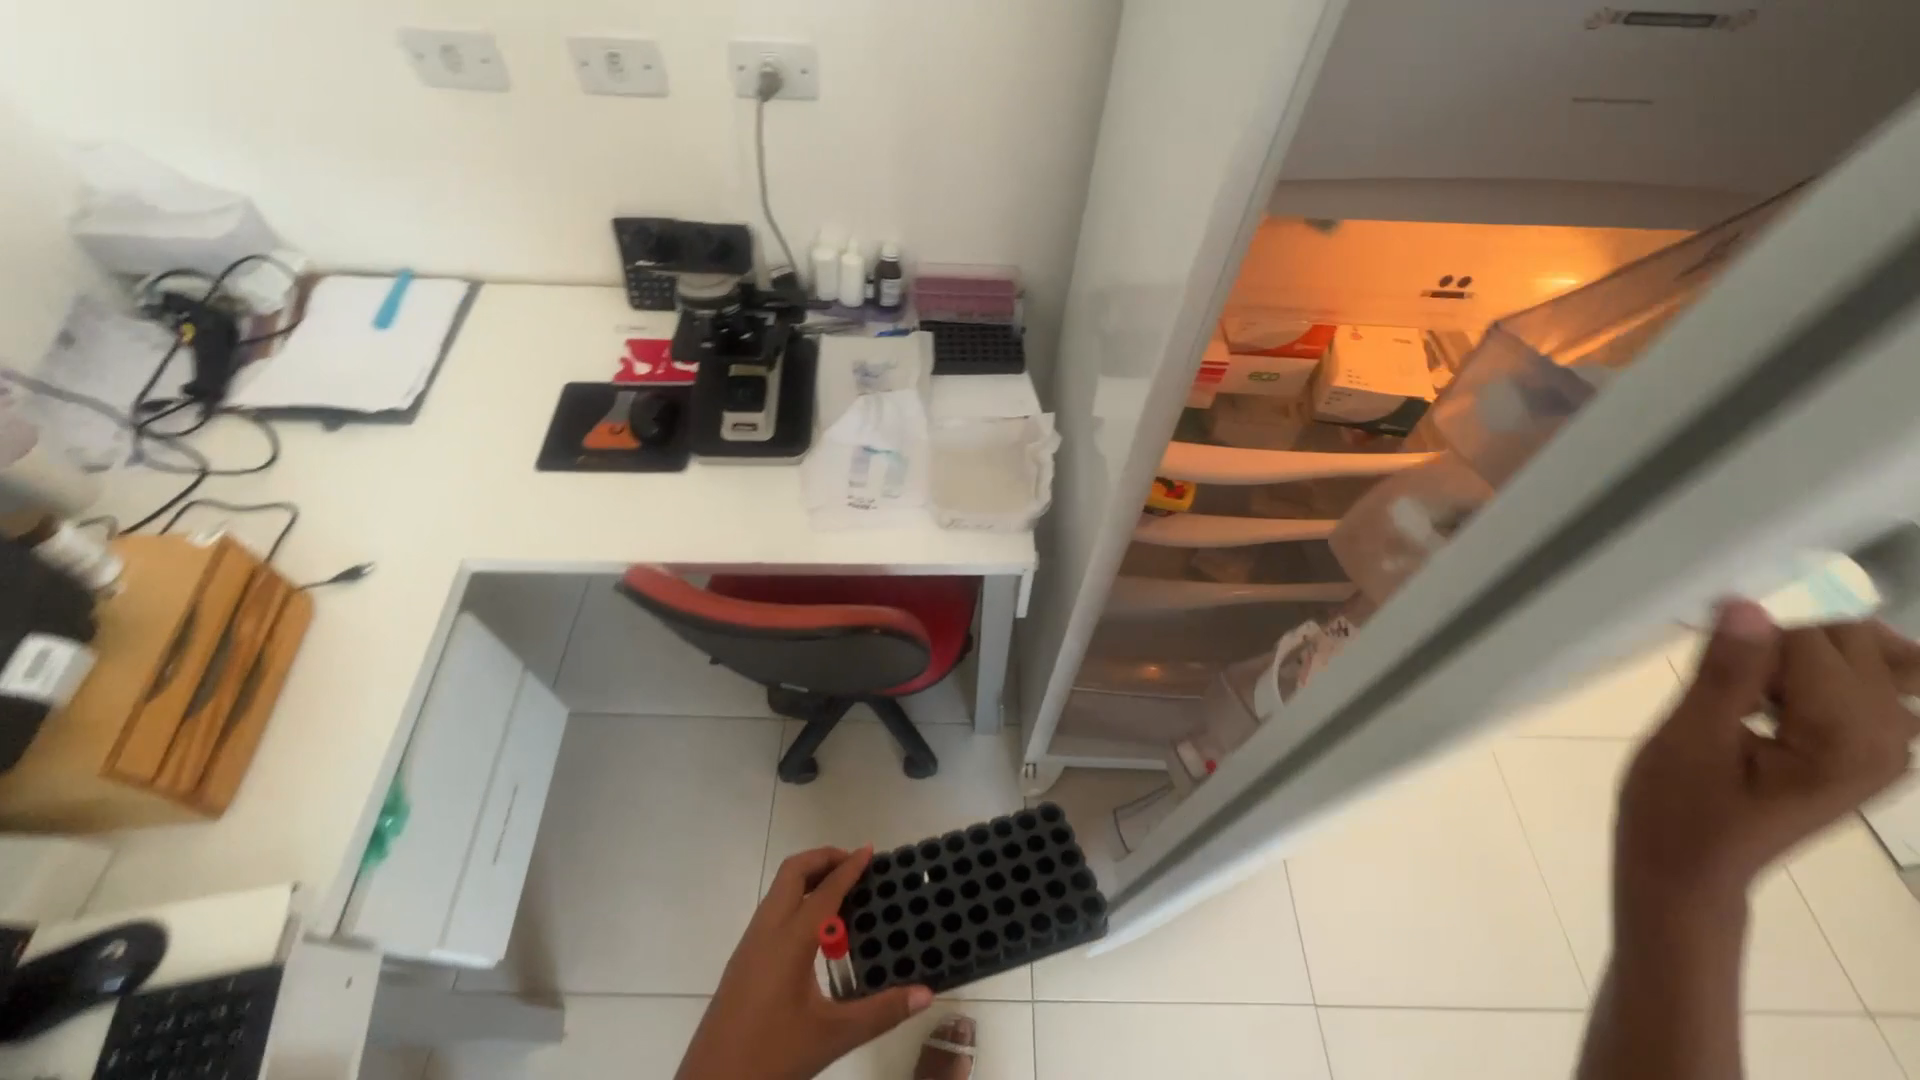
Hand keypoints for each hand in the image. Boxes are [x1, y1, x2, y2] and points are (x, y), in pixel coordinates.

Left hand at [677, 846, 932, 1079]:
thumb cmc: (772, 1057)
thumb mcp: (834, 1036)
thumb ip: (882, 1012)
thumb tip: (926, 994)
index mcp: (790, 941)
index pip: (825, 890)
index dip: (849, 867)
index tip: (869, 851)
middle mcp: (766, 932)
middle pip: (792, 873)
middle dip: (823, 859)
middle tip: (854, 864)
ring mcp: (750, 946)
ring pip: (778, 891)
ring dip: (808, 879)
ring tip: (842, 891)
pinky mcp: (743, 962)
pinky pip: (772, 912)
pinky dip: (797, 901)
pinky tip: (817, 931)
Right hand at [1616, 600, 1919, 909]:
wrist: (1686, 871)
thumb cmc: (1675, 810)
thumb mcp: (1687, 739)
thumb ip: (1726, 672)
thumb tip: (1747, 605)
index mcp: (1848, 738)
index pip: (1815, 640)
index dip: (1754, 619)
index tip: (1703, 618)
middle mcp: (1890, 738)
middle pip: (1851, 641)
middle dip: (1781, 629)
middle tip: (1712, 650)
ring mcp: (1886, 745)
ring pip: (1863, 654)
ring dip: (1796, 646)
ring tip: (1734, 671)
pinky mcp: (1866, 748)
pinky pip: (1861, 680)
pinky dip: (1812, 666)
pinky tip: (1760, 687)